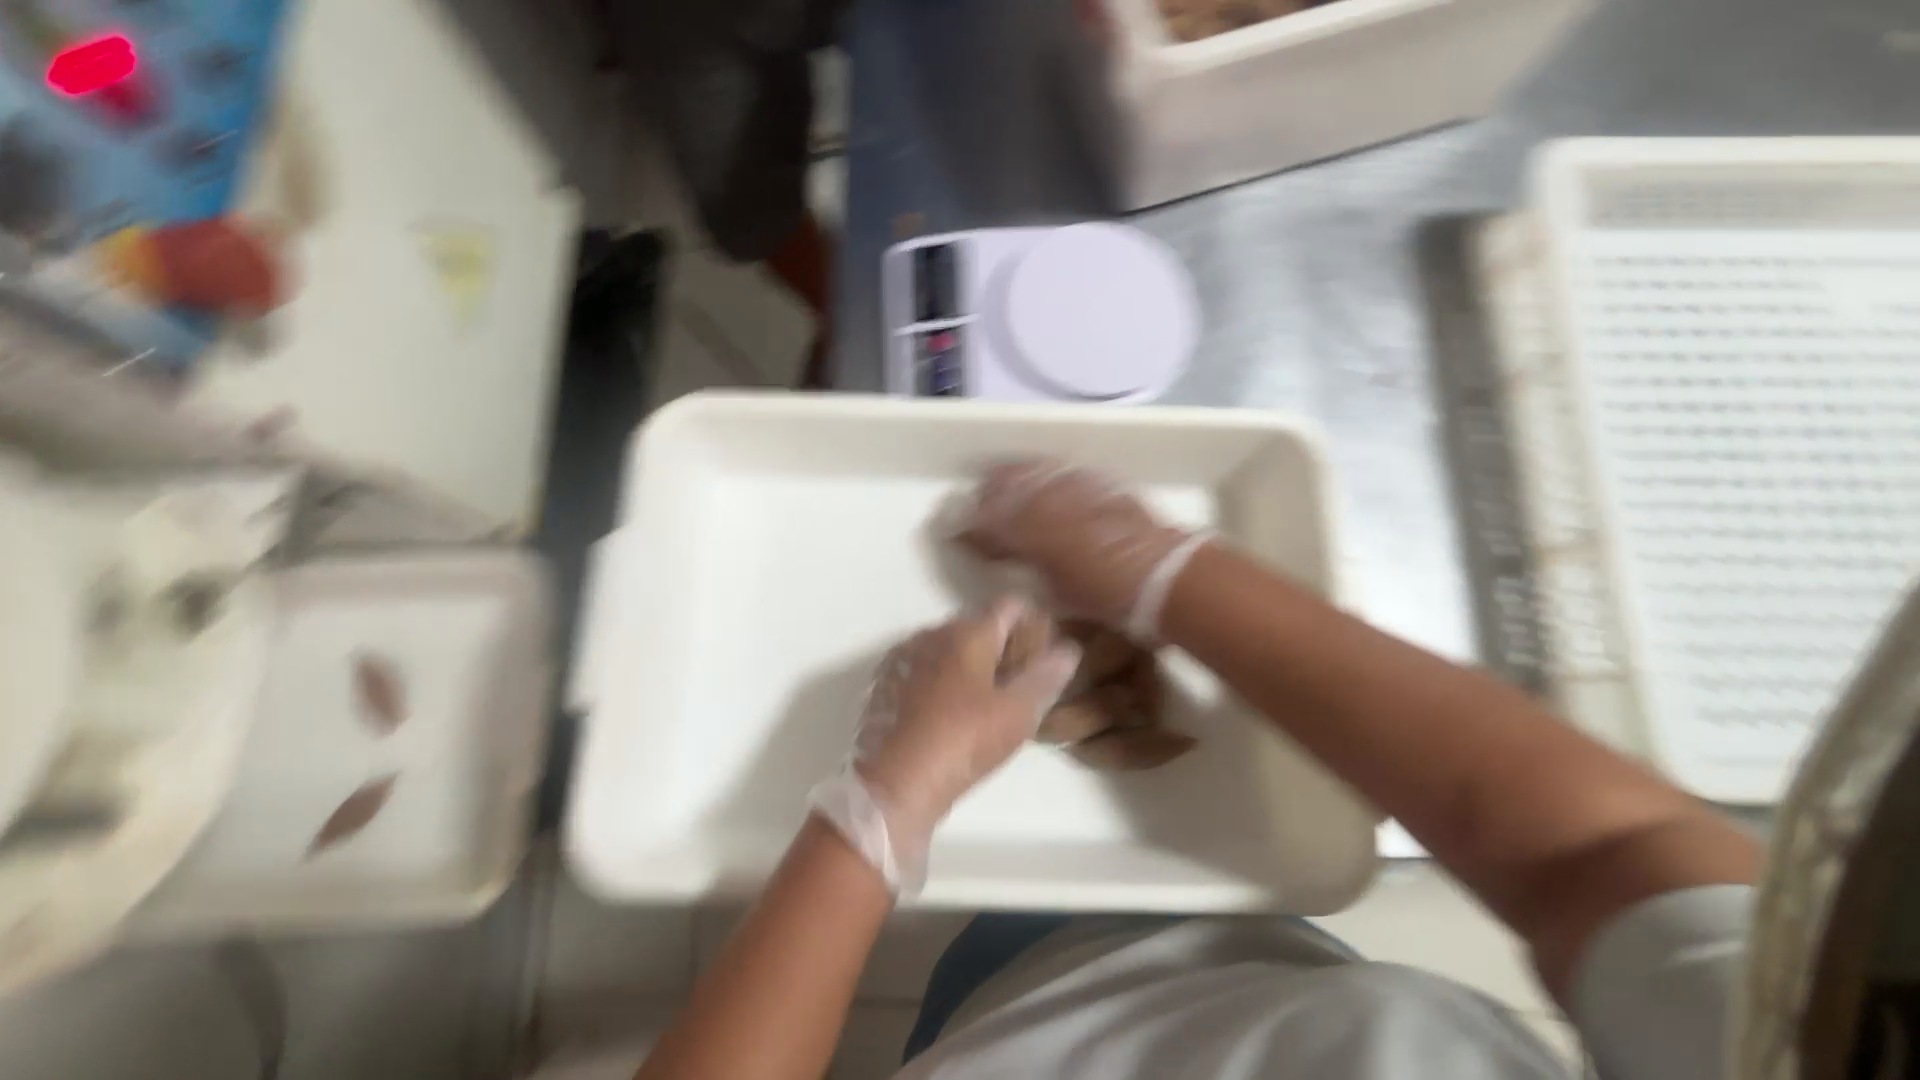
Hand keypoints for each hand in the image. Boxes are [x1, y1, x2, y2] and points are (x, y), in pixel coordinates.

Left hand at [809, 596, 1080, 894]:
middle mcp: (933, 632)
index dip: (1035, 623)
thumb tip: (1068, 648)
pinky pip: (924, 669)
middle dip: (1002, 646)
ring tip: (987, 704)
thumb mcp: (1018, 713)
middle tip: (1021, 684)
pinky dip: (942, 681)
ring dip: (971, 665)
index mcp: (968, 631)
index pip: (1011, 605)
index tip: (1046, 653)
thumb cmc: (963, 741)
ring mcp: (904, 656)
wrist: (895, 783)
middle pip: (979, 625)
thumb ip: (1046, 675)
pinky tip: (950, 715)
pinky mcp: (885, 683)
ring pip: (949, 648)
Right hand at [956, 462, 1210, 639]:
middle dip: (985, 495)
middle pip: (1006, 487)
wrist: (1171, 578)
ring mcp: (1079, 487)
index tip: (954, 530)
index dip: (968, 526)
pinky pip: (1062, 469)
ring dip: (1011, 477)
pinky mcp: (1102, 483)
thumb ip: (1024, 563)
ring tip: (998, 483)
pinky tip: (1041, 477)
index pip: (988, 521)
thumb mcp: (1057, 589)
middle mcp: (1051, 501)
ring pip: (1033, 471)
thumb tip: (1000, 551)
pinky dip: (1044, 472)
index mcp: (1034, 533)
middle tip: (973, 504)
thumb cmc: (1111, 597)